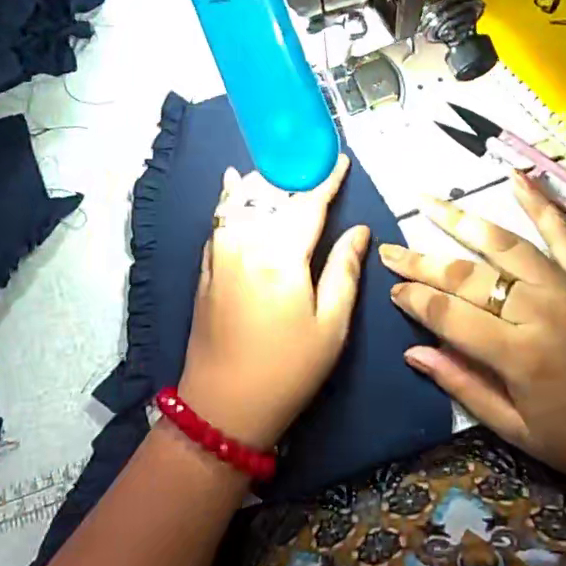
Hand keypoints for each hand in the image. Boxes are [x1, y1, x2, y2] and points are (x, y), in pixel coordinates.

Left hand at [178, 156, 370, 449]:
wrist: (222, 407)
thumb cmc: (288, 369)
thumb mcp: (331, 326)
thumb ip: (345, 271)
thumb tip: (358, 230)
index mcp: (280, 256)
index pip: (308, 204)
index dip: (327, 180)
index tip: (340, 159)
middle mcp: (245, 244)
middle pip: (270, 194)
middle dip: (291, 172)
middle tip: (311, 157)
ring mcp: (219, 254)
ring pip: (240, 200)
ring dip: (261, 179)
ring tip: (280, 164)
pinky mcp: (206, 268)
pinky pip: (219, 219)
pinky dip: (230, 197)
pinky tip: (234, 184)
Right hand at [380, 173, 565, 492]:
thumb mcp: (520, 432)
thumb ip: (464, 386)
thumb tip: (413, 353)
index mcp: (519, 356)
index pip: (448, 314)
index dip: (413, 299)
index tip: (389, 288)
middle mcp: (539, 311)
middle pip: (467, 276)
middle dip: (421, 262)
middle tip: (388, 250)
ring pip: (504, 245)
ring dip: (462, 221)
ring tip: (428, 201)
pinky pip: (562, 233)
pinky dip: (539, 203)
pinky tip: (515, 176)